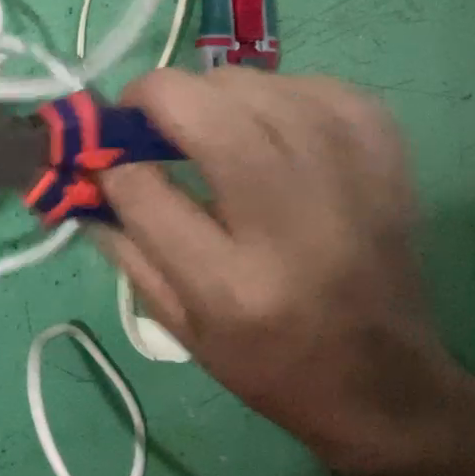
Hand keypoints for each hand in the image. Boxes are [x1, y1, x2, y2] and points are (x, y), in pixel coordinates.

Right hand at [88, 67, 473, 471]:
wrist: (389, 388)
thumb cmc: (265, 360)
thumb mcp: (173, 321)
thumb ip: (121, 240)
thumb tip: (85, 169)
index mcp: (231, 285)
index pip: (142, 186)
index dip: (108, 160)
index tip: (101, 158)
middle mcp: (294, 227)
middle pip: (208, 114)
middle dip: (154, 98)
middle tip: (141, 117)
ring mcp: (352, 185)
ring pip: (258, 86)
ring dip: (210, 93)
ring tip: (202, 123)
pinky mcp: (388, 162)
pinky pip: (317, 87)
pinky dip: (276, 91)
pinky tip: (264, 121)